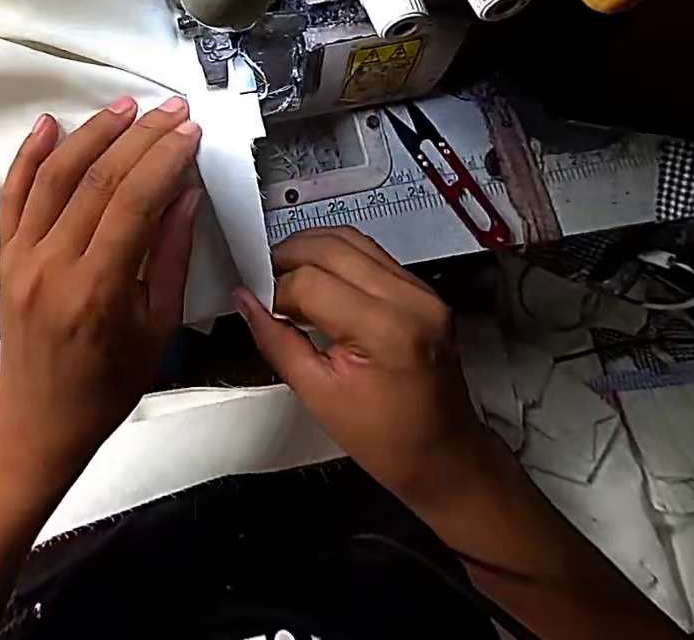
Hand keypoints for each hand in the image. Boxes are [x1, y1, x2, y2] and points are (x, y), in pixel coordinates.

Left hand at [0, 96, 203, 488]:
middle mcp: (53, 267)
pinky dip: (30, 155)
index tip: (188, 134)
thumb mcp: (158, 327)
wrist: (37, 417)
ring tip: (124, 107)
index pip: (134, 202)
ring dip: (93, 134)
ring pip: (56, 176)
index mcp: (97, 291)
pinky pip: (15, 194)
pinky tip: (48, 125)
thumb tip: (186, 195)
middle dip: (141, 138)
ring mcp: (23, 257)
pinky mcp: (6, 254)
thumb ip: (172, 255)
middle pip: (99, 180)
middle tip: (170, 112)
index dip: (165, 159)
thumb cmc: (104, 384)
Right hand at [234, 226, 495, 516]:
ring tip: (286, 277)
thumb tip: (247, 302)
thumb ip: (276, 341)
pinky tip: (316, 277)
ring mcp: (419, 290)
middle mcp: (409, 299)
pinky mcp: (419, 288)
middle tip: (264, 282)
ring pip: (348, 238)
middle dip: (287, 258)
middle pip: (329, 247)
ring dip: (309, 249)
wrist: (446, 456)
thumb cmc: (391, 440)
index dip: (275, 291)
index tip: (259, 305)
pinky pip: (368, 251)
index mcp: (386, 330)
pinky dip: (334, 255)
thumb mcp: (318, 396)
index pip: (310, 282)